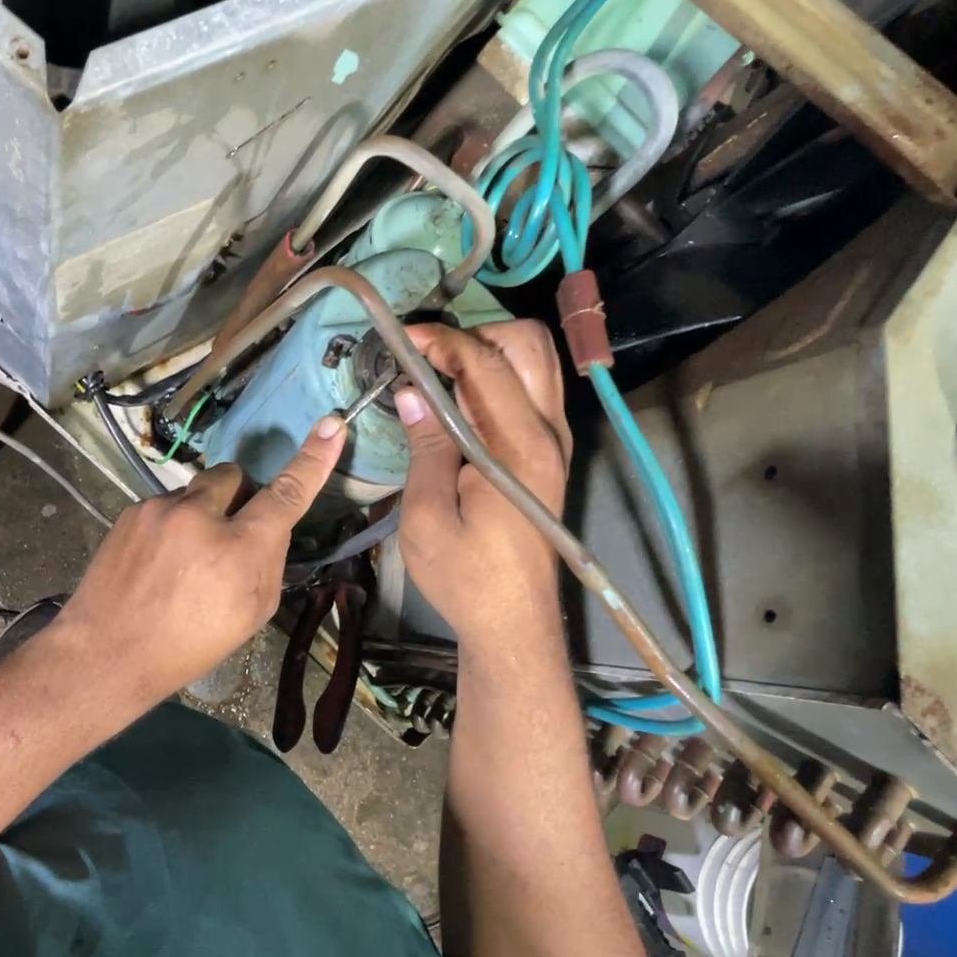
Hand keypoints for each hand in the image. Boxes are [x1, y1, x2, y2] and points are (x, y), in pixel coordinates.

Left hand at [44, 416, 347, 706]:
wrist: (107, 651)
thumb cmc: (188, 645)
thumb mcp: (251, 615)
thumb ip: (268, 562)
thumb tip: (271, 526)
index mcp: (237, 551)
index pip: (285, 495)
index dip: (313, 460)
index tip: (332, 425)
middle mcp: (198, 518)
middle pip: (233, 476)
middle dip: (239, 495)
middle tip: (230, 531)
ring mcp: (159, 509)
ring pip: (196, 491)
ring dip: (201, 512)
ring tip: (184, 557)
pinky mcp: (131, 511)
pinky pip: (166, 504)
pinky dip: (172, 524)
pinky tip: (158, 559)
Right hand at [393, 320, 571, 653]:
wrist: (512, 621)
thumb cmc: (464, 576)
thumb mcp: (427, 516)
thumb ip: (426, 447)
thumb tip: (413, 392)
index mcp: (518, 447)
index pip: (485, 364)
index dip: (440, 341)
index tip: (400, 339)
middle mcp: (549, 433)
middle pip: (528, 344)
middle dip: (473, 336)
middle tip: (426, 359)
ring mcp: (555, 441)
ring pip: (536, 362)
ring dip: (488, 352)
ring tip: (439, 374)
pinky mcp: (549, 454)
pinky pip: (532, 390)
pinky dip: (497, 376)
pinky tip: (459, 401)